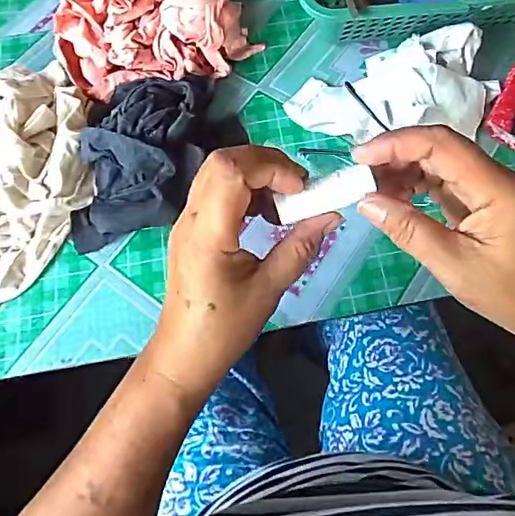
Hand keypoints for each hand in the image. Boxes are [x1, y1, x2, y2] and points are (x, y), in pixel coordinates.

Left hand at [144, 146, 338, 397]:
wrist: (184, 355)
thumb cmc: (224, 328)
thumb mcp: (270, 288)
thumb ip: (300, 246)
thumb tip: (331, 215)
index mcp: (208, 233)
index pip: (232, 170)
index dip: (272, 167)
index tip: (301, 190)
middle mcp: (191, 218)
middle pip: (223, 160)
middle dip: (267, 163)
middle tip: (297, 189)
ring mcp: (187, 220)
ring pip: (219, 170)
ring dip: (257, 174)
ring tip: (284, 203)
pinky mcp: (191, 227)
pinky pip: (217, 189)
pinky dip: (245, 188)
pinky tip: (265, 215)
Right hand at [351, 126, 514, 345]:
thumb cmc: (508, 294)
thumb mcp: (453, 265)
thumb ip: (409, 230)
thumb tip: (367, 201)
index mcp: (496, 187)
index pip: (441, 145)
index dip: (396, 144)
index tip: (359, 157)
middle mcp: (495, 177)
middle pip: (439, 147)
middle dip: (396, 154)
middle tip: (359, 175)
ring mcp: (489, 186)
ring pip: (440, 161)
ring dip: (404, 169)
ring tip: (371, 188)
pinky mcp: (483, 199)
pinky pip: (445, 180)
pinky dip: (417, 184)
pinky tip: (394, 196)